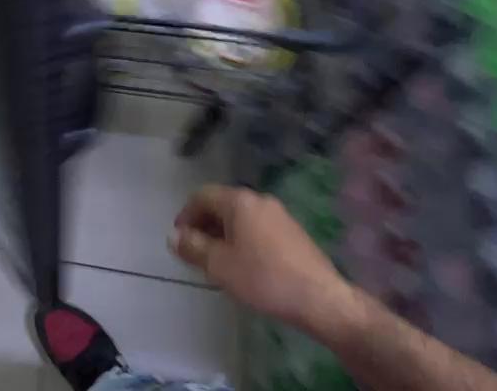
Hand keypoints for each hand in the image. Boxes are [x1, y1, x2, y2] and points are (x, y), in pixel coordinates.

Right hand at [169, 184, 356, 335]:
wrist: (322, 300)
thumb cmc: (265, 278)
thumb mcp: (220, 266)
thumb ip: (193, 248)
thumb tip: (173, 236)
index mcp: (239, 201)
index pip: (202, 195)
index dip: (185, 214)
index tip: (180, 239)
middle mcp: (259, 199)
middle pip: (222, 204)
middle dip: (204, 225)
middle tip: (196, 252)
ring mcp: (279, 214)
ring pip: (241, 217)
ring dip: (223, 233)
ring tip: (219, 261)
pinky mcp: (293, 232)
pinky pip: (258, 227)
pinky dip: (243, 238)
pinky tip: (246, 264)